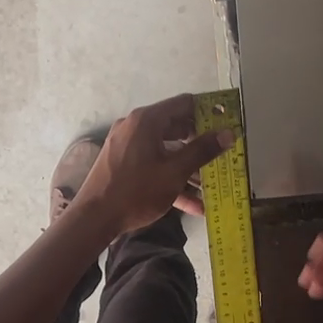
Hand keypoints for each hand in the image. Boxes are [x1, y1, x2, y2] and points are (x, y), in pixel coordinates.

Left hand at [74, 94, 235, 233]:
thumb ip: (202, 151)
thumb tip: (228, 133)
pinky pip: (153, 165)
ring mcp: (127, 146)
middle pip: (175, 127)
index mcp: (146, 121)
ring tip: (213, 183)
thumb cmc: (136, 192)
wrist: (94, 218)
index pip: (184, 104)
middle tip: (224, 154)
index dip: (208, 111)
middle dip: (201, 142)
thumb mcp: (174, 172)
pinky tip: (194, 205)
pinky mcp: (123, 165)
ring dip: (188, 166)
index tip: (228, 123)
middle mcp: (135, 127)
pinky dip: (171, 178)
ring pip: (166, 149)